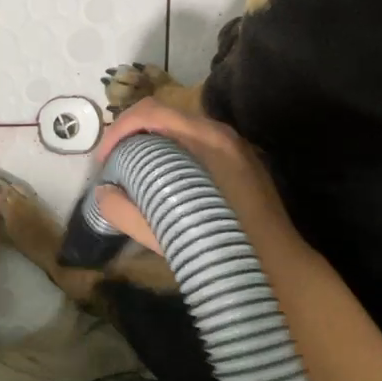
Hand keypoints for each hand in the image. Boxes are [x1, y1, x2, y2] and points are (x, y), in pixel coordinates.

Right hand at [92, 101, 294, 256]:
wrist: (278, 268)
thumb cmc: (221, 248)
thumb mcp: (164, 233)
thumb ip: (125, 211)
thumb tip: (103, 194)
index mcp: (206, 140)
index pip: (151, 112)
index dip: (118, 130)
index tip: (103, 162)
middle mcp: (222, 134)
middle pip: (166, 116)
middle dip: (132, 136)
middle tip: (114, 168)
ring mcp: (236, 148)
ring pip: (182, 131)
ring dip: (153, 146)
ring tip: (135, 177)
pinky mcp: (242, 164)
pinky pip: (198, 147)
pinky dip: (173, 157)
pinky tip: (166, 187)